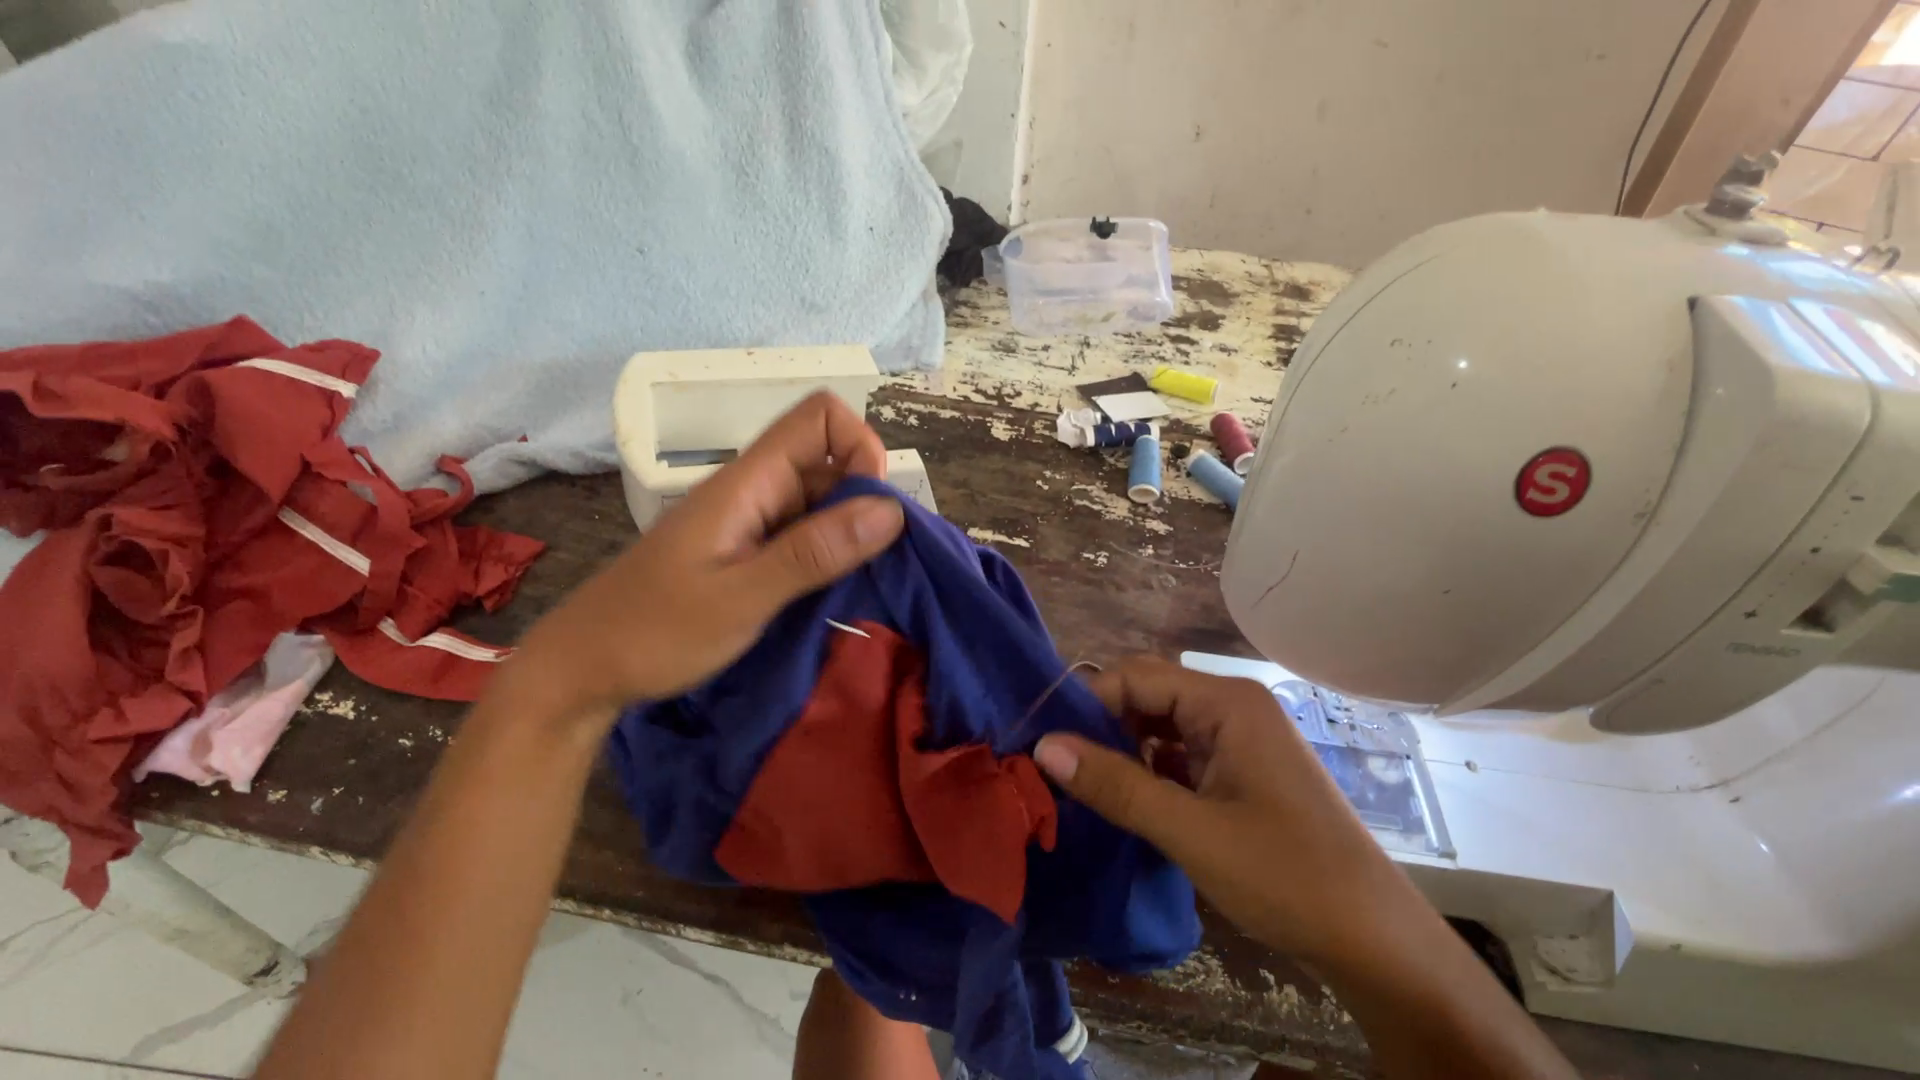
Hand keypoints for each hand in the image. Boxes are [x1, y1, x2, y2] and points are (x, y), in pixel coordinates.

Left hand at [503, 392, 905, 727]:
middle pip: (828, 462)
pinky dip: (828, 556)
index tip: (873, 511)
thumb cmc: (655, 631)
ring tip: (858, 585)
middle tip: (875, 564)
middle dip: (865, 500)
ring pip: (819, 502)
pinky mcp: (745, 554)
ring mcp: (748, 523)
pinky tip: (832, 594)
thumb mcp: (742, 597)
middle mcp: (752, 491)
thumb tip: (891, 511)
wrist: (584, 669)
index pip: (818, 418)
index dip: (859, 448)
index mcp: (746, 483)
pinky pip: (802, 536)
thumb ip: (815, 553)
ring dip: (850, 533)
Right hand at [1032, 656, 1428, 967]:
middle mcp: (1233, 709)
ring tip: (1080, 790)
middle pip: (1148, 697)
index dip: (1087, 704)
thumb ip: (1116, 785)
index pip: (1135, 676)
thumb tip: (1043, 746)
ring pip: (1162, 730)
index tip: (1043, 745)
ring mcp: (1241, 743)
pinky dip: (1149, 776)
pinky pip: (1181, 759)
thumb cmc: (1286, 876)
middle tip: (1055, 771)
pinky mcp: (1242, 776)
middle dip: (1101, 729)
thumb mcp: (1190, 831)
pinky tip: (1124, 805)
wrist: (1374, 939)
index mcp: (1227, 703)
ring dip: (1123, 755)